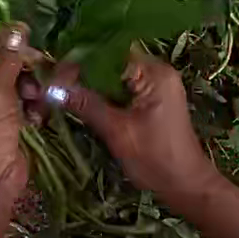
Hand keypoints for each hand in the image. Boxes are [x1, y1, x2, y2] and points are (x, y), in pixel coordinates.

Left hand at [0, 23, 34, 213]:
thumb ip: (7, 58)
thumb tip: (16, 26)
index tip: (26, 37)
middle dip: (22, 66)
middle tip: (41, 67)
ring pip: (15, 85)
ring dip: (32, 88)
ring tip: (39, 98)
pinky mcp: (6, 126)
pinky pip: (22, 106)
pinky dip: (33, 108)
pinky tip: (39, 116)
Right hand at [52, 51, 222, 205]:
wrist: (186, 184)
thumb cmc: (155, 159)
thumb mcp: (118, 132)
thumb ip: (87, 105)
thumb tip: (52, 88)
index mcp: (155, 73)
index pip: (110, 54)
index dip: (79, 63)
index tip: (54, 78)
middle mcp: (159, 71)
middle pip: (113, 61)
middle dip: (83, 73)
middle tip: (53, 86)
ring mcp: (159, 85)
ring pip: (116, 75)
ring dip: (92, 84)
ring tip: (62, 93)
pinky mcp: (155, 98)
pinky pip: (125, 87)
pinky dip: (105, 94)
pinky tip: (84, 102)